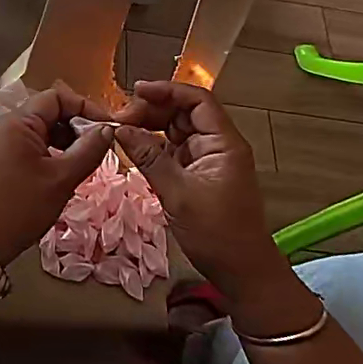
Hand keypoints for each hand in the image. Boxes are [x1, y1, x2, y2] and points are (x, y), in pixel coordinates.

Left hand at [0, 84, 115, 263]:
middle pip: (51, 111)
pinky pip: (37, 145)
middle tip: (102, 146)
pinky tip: (70, 169)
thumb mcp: (61, 179)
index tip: (107, 127)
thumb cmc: (21, 207)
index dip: (85, 107)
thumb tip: (108, 129)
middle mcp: (10, 125)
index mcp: (19, 122)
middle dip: (79, 125)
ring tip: (90, 159)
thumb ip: (88, 151)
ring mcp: (6, 142)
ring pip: (46, 129)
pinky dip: (56, 152)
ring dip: (69, 140)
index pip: (57, 97)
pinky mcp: (6, 159)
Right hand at [111, 81, 290, 299]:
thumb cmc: (217, 233)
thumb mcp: (178, 193)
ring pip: (176, 129)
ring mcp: (207, 159)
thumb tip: (120, 129)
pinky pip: (172, 149)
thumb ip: (148, 156)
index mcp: (223, 143)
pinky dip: (153, 145)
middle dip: (152, 109)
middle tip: (121, 118)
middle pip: (183, 112)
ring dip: (150, 126)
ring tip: (122, 129)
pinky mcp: (197, 174)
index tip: (137, 91)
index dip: (167, 90)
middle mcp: (217, 145)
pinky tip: (133, 147)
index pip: (197, 100)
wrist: (242, 273)